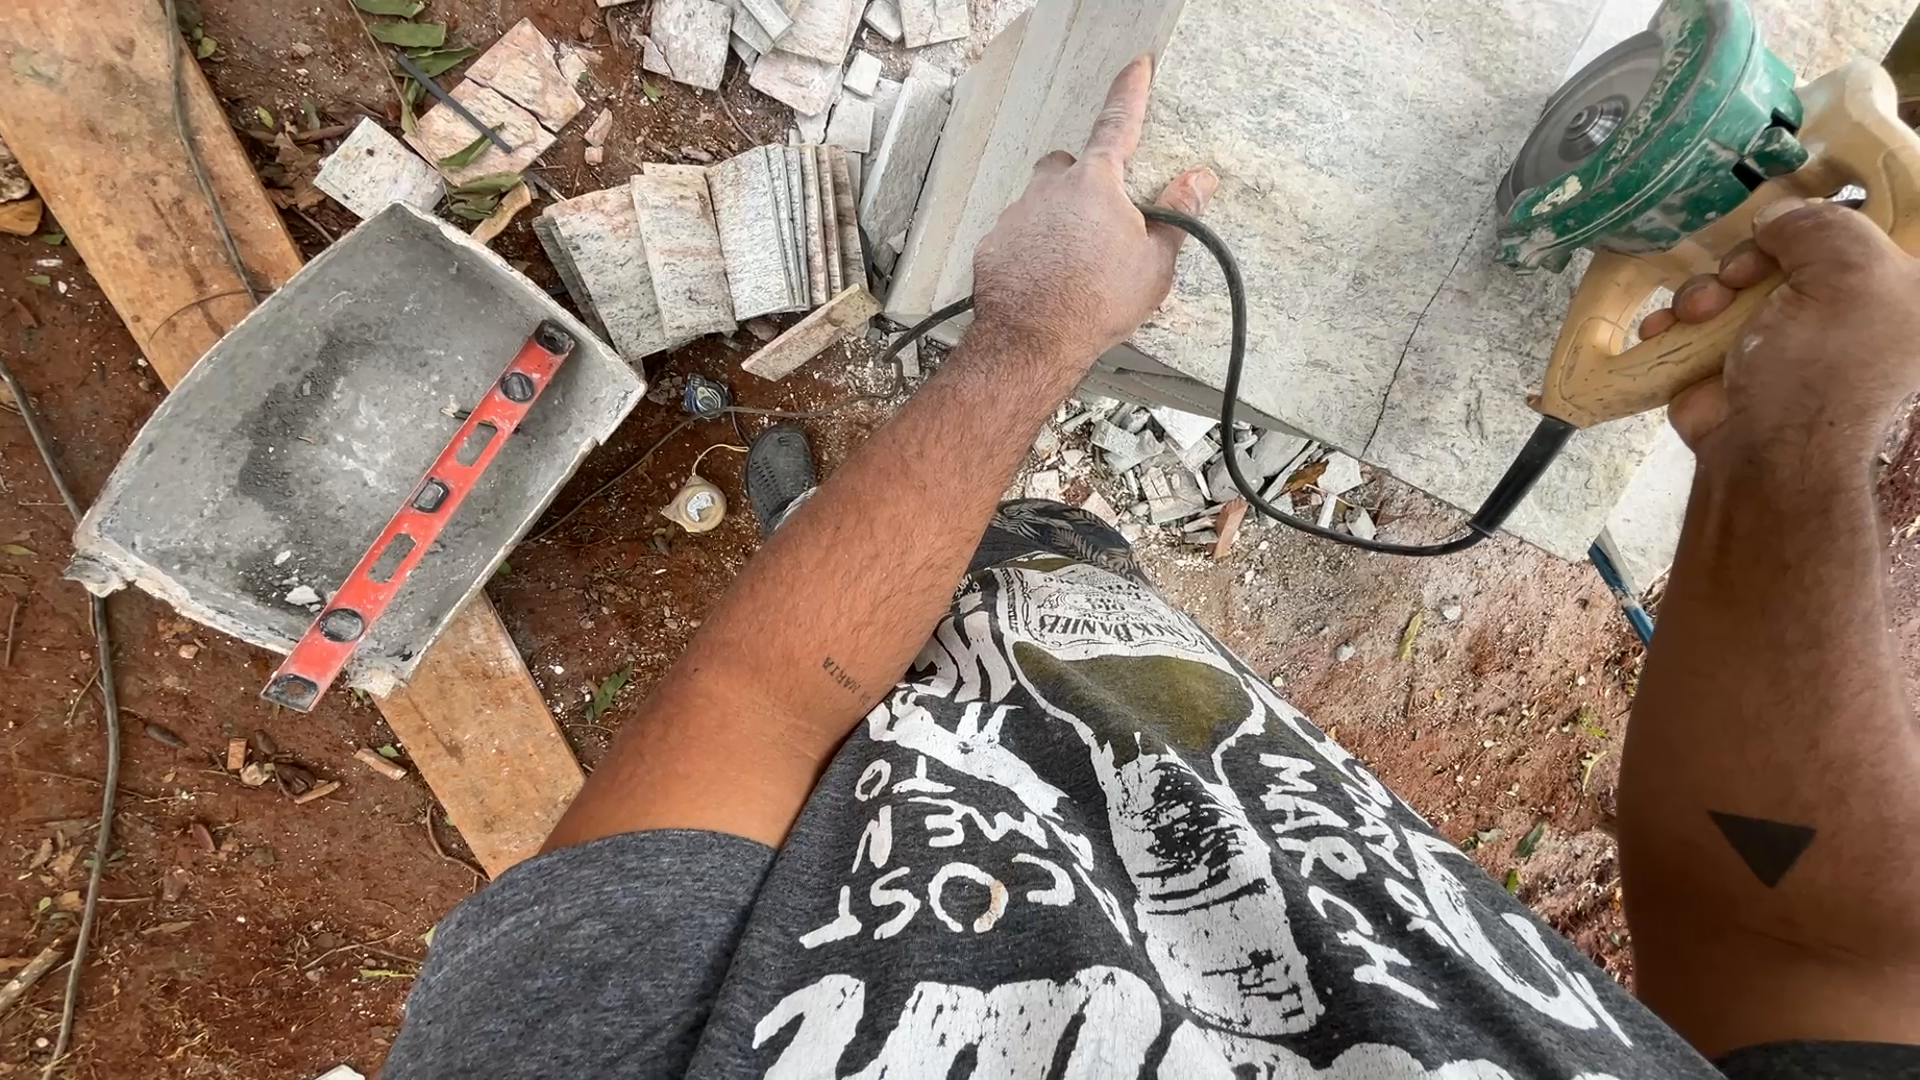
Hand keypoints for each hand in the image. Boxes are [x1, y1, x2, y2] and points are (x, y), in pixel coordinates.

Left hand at [969, 55, 1217, 365]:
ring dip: (1052, 223)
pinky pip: (1014, 237)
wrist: (1033, 343)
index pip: (1118, 122)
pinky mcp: (991, 245)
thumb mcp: (1154, 264)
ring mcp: (1015, 216)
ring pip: (1037, 204)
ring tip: (1067, 268)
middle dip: (1080, 185)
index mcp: (1094, 183)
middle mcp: (1048, 189)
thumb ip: (1176, 215)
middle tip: (1095, 226)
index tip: (1137, 69)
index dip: (1131, 93)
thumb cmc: (1096, 305)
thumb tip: (1199, 179)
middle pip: (1066, 167)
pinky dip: (1028, 251)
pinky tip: (1041, 282)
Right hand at [1641, 198, 1919, 461]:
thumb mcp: (1849, 276)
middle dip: (1742, 262)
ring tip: (1693, 315)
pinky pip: (1688, 325)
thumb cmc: (1824, 363)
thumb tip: (1777, 213)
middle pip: (1777, 254)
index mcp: (1895, 283)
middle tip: (1734, 280)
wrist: (1766, 447)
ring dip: (1699, 293)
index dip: (1811, 222)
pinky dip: (1669, 324)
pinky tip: (1662, 329)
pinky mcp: (1721, 358)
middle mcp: (1836, 305)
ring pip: (1725, 287)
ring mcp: (1773, 334)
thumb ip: (1820, 228)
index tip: (1782, 233)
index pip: (1853, 228)